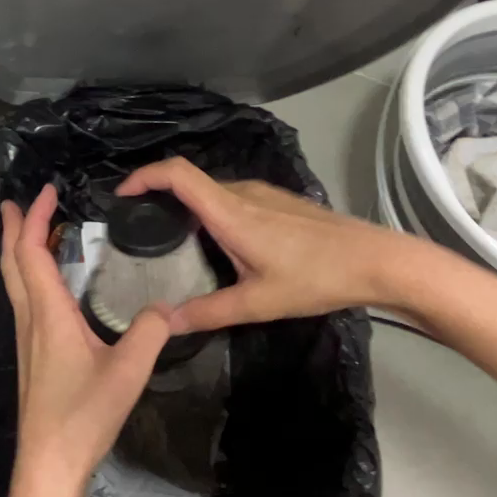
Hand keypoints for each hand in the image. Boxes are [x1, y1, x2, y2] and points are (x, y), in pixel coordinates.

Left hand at [0, 185, 170, 490]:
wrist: (49, 464)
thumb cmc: (83, 417)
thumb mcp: (128, 373)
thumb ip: (150, 333)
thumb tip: (168, 306)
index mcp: (48, 315)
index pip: (32, 253)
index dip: (35, 218)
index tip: (46, 191)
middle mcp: (30, 321)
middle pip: (13, 263)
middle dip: (12, 228)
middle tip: (14, 202)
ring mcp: (26, 340)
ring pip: (15, 283)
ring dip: (18, 252)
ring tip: (27, 233)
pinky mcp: (31, 357)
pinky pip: (23, 301)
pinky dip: (28, 277)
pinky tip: (44, 286)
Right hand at [116, 157, 433, 330]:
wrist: (375, 260)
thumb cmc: (316, 278)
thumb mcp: (258, 302)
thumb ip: (207, 312)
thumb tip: (164, 323)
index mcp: (230, 211)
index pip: (177, 173)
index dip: (143, 176)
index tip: (121, 196)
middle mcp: (243, 193)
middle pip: (189, 181)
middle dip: (158, 197)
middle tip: (140, 229)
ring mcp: (264, 194)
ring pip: (212, 191)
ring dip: (186, 206)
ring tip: (172, 240)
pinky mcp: (278, 201)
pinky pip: (232, 198)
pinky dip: (210, 211)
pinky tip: (216, 244)